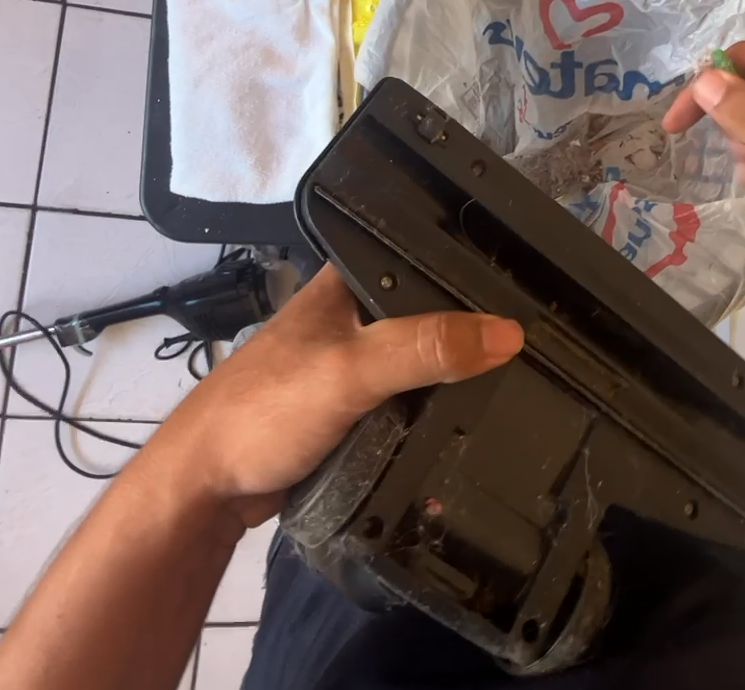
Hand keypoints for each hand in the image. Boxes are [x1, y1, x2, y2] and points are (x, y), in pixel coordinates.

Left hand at [151, 266, 522, 523]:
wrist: (206, 486)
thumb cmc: (267, 409)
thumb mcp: (352, 369)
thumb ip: (425, 347)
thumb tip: (507, 335)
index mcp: (351, 277)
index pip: (428, 257)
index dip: (479, 271)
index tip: (534, 291)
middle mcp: (355, 309)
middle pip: (432, 308)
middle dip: (475, 325)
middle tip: (538, 340)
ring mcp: (354, 356)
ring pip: (422, 353)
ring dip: (457, 366)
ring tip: (519, 372)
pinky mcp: (353, 399)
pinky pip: (409, 390)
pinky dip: (436, 399)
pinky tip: (469, 409)